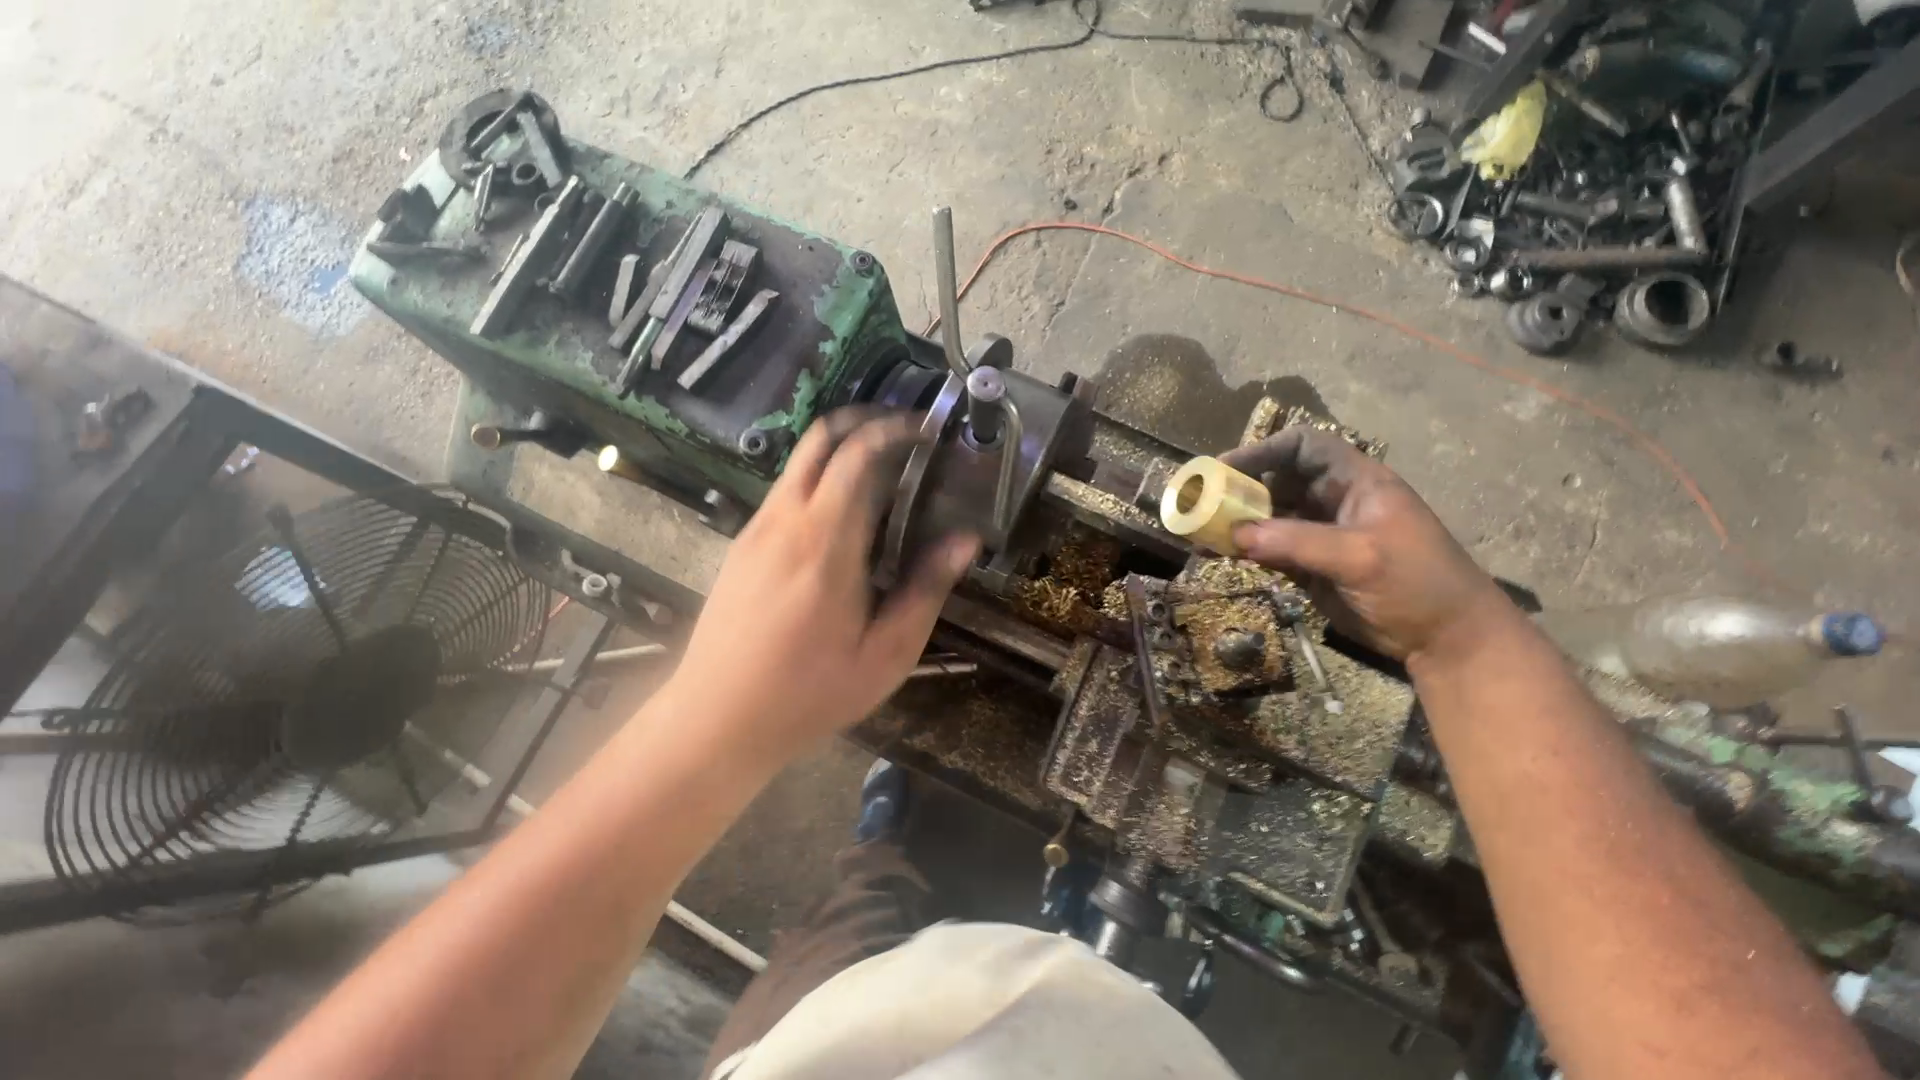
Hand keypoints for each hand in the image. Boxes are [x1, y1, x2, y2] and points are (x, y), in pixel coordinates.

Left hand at [658, 410, 979, 760]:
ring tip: (885, 476)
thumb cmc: (809, 693)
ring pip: (799, 463)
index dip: (896, 428)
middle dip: (866, 421)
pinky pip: (784, 493)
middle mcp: (785, 520)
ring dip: (841, 451)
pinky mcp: (741, 546)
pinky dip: (819, 481)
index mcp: (825, 540)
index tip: (930, 430)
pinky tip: (844, 520)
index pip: (858, 453)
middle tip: (908, 435)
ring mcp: (756, 529)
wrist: (718, 718)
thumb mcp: (885, 654)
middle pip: (820, 437)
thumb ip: (926, 589)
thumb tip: (965, 539)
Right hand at [1220, 428, 1516, 664]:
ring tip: (1199, 533)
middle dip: (1239, 489)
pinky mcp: (1313, 568)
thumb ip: (1298, 542)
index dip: (1264, 450)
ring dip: (1236, 523)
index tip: (1224, 467)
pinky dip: (1244, 552)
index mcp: (1357, 482)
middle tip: (1200, 503)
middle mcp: (1334, 502)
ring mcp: (1322, 536)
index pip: (1304, 447)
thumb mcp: (1361, 557)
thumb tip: (1236, 535)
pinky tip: (1216, 557)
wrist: (1447, 640)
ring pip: (1269, 518)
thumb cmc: (1418, 583)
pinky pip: (1270, 551)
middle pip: (1278, 481)